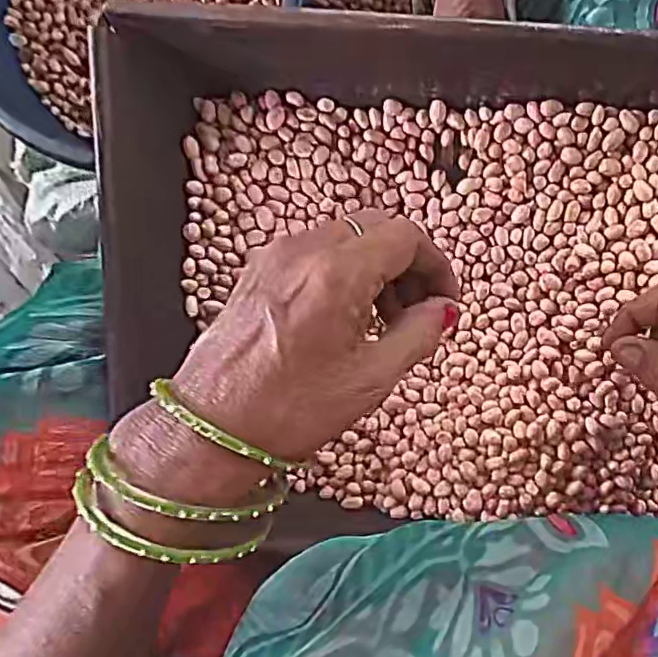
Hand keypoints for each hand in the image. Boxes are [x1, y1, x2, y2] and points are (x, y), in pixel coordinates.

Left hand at [112, 211, 461, 508]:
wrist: (213, 429)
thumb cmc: (285, 411)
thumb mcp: (370, 379)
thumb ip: (419, 334)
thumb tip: (443, 311)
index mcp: (335, 273)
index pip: (406, 235)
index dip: (437, 266)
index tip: (444, 299)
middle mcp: (302, 251)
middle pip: (377, 227)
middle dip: (409, 265)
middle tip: (420, 310)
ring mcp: (275, 258)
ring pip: (346, 237)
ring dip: (378, 268)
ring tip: (385, 320)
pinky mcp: (258, 272)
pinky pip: (316, 253)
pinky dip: (345, 273)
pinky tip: (348, 318)